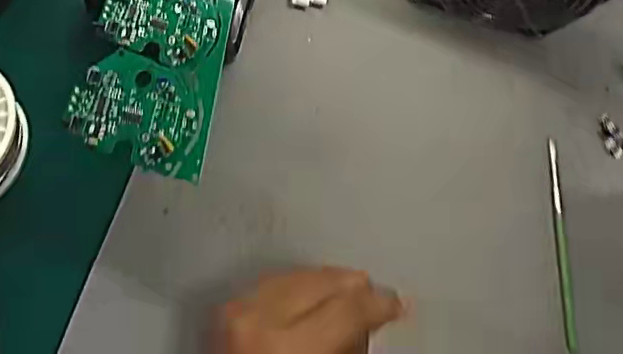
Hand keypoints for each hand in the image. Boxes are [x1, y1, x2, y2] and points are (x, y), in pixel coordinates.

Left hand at [215, 268, 403, 353]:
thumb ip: (346, 344)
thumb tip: (370, 318)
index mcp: (286, 347)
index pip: (346, 307)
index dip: (379, 302)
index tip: (399, 302)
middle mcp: (257, 316)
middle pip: (320, 281)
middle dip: (352, 286)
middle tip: (377, 294)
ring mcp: (235, 308)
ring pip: (296, 275)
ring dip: (325, 282)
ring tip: (349, 291)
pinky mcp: (223, 308)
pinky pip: (272, 283)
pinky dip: (296, 287)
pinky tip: (313, 294)